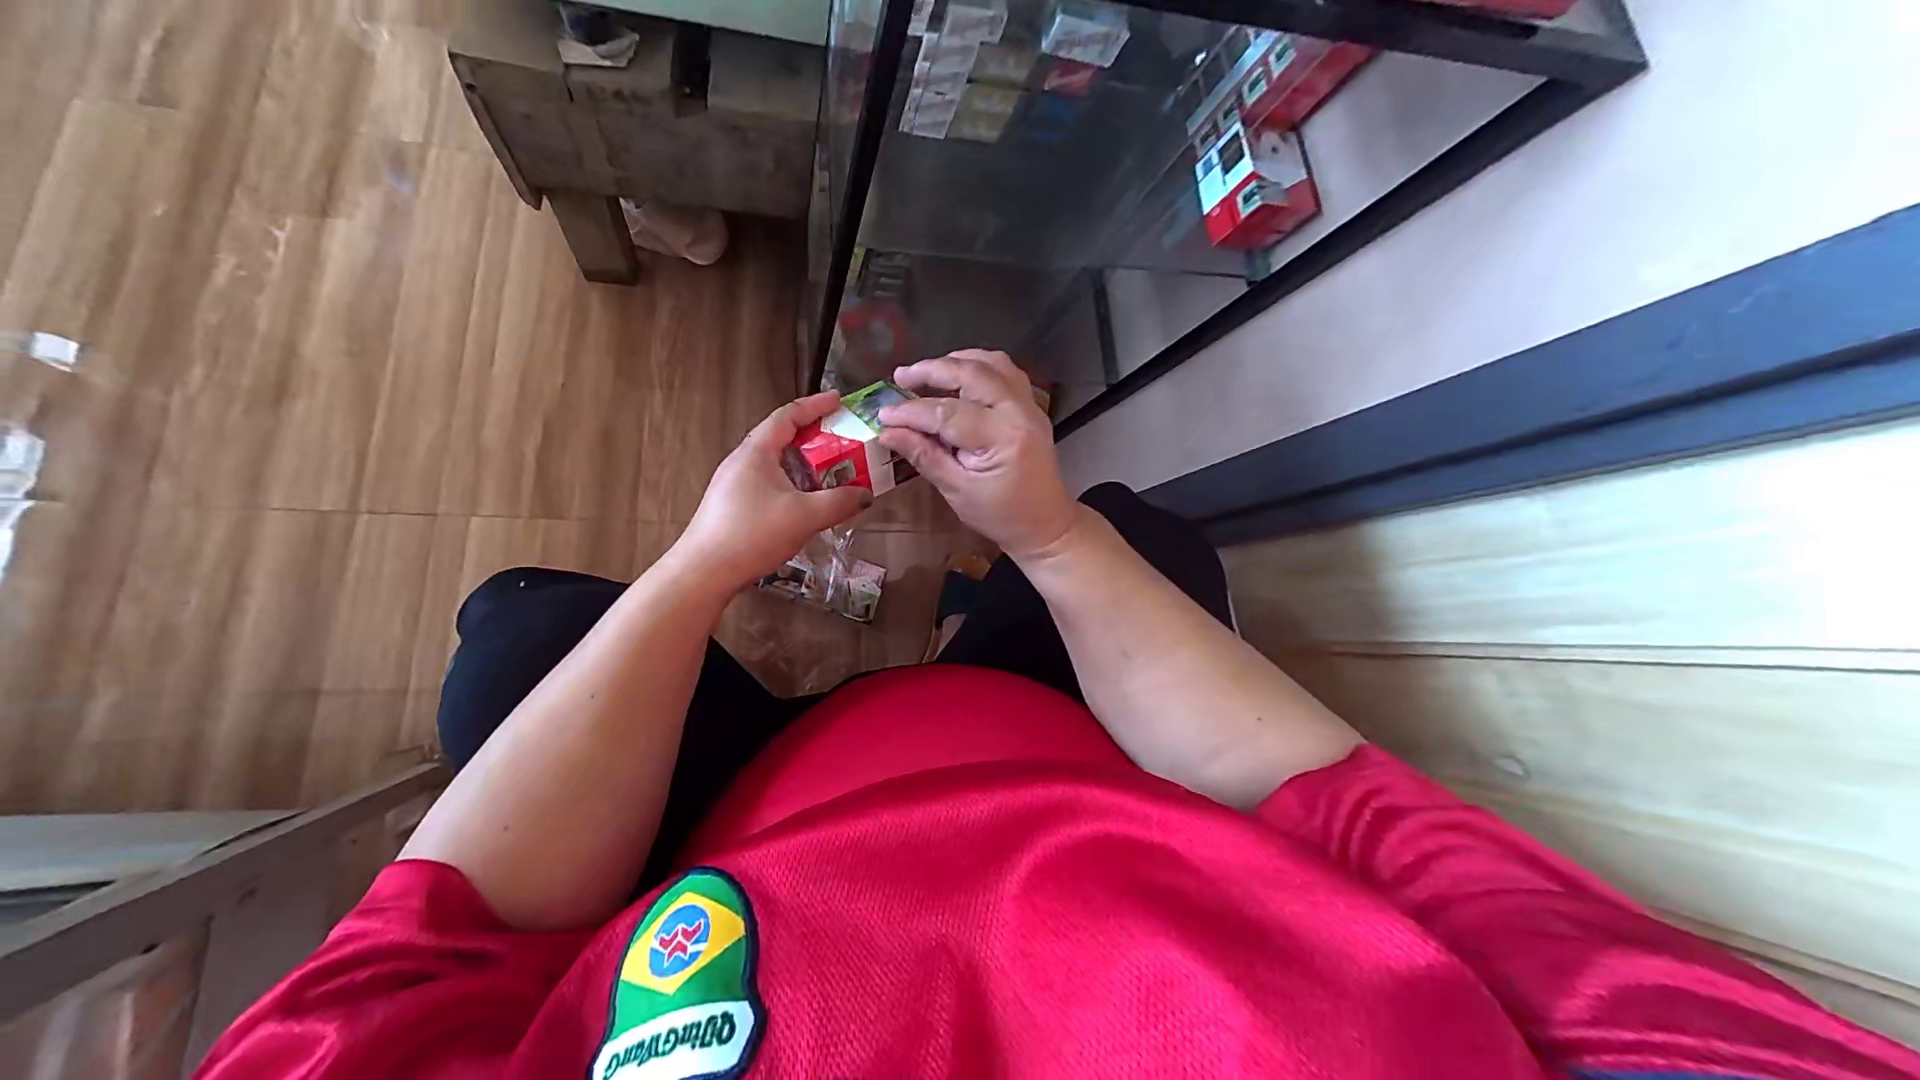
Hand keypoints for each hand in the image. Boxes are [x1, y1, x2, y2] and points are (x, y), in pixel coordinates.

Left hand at [672, 392, 871, 589]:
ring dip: (804, 464)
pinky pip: (768, 484)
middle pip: (781, 438)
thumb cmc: (752, 534)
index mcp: (756, 452)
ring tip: (830, 472)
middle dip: (813, 436)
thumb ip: (840, 502)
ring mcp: (734, 485)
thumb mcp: (805, 516)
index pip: (787, 416)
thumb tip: (865, 495)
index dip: (815, 405)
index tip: (839, 400)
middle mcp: (742, 462)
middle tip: (842, 439)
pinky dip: (792, 484)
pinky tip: (805, 504)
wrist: (704, 572)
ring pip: (775, 464)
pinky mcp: (732, 507)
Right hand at [876, 350, 1079, 560]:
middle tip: (900, 377)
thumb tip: (888, 432)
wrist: (1045, 524)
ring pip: (992, 363)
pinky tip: (957, 377)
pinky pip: (1005, 372)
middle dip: (932, 370)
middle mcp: (1019, 413)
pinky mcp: (1032, 406)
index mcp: (1002, 439)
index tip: (884, 415)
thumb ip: (924, 456)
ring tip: (927, 373)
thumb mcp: (957, 491)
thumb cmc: (1000, 516)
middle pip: (972, 373)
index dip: (911, 412)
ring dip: (957, 361)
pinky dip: (978, 367)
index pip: (947, 413)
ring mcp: (1030, 406)